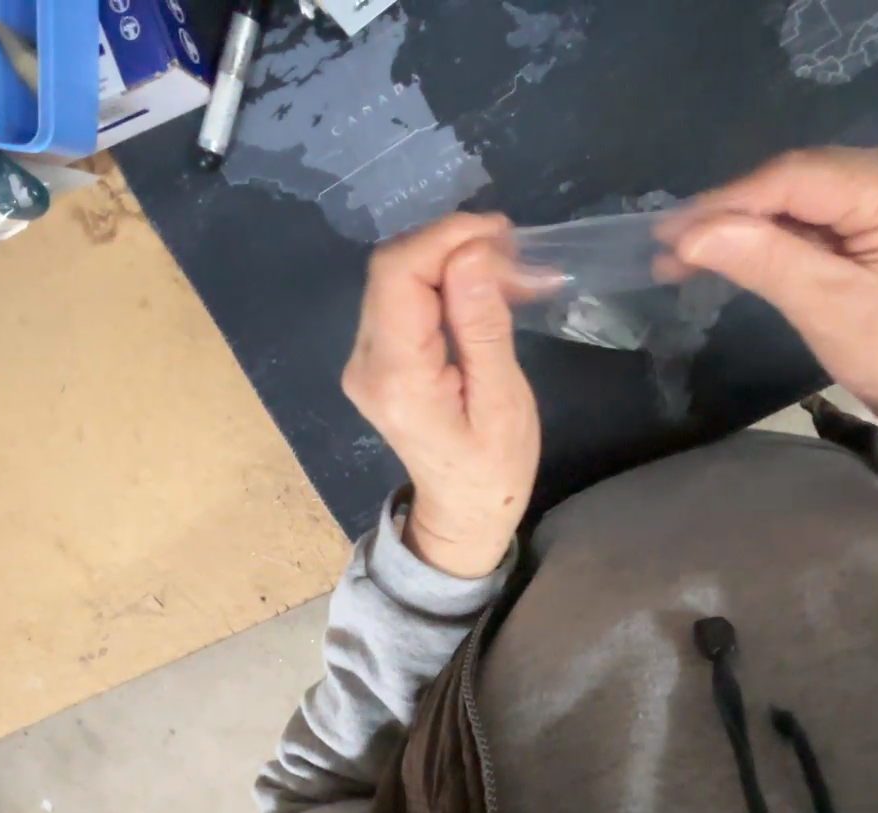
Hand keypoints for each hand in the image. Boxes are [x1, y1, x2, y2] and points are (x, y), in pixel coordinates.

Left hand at [343, 214, 539, 578]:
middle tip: (513, 252)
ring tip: (506, 269)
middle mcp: (365, 362)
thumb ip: (482, 326)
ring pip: (395, 280)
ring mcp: (364, 361)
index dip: (445, 237)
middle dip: (452, 245)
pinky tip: (481, 289)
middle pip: (392, 270)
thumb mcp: (503, 402)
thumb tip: (471, 253)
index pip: (399, 274)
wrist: (463, 513)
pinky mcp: (375, 361)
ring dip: (449, 261)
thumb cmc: (494, 469)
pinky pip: (401, 302)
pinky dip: (441, 283)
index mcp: (397, 375)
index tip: (501, 234)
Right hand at [671, 145, 877, 460]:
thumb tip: (688, 235)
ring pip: (790, 196)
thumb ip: (762, 261)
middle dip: (727, 215)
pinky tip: (718, 252)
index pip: (796, 179)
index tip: (668, 231)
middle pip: (792, 182)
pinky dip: (759, 236)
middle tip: (666, 246)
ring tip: (679, 255)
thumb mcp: (824, 307)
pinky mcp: (867, 209)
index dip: (727, 203)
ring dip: (735, 226)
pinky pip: (802, 213)